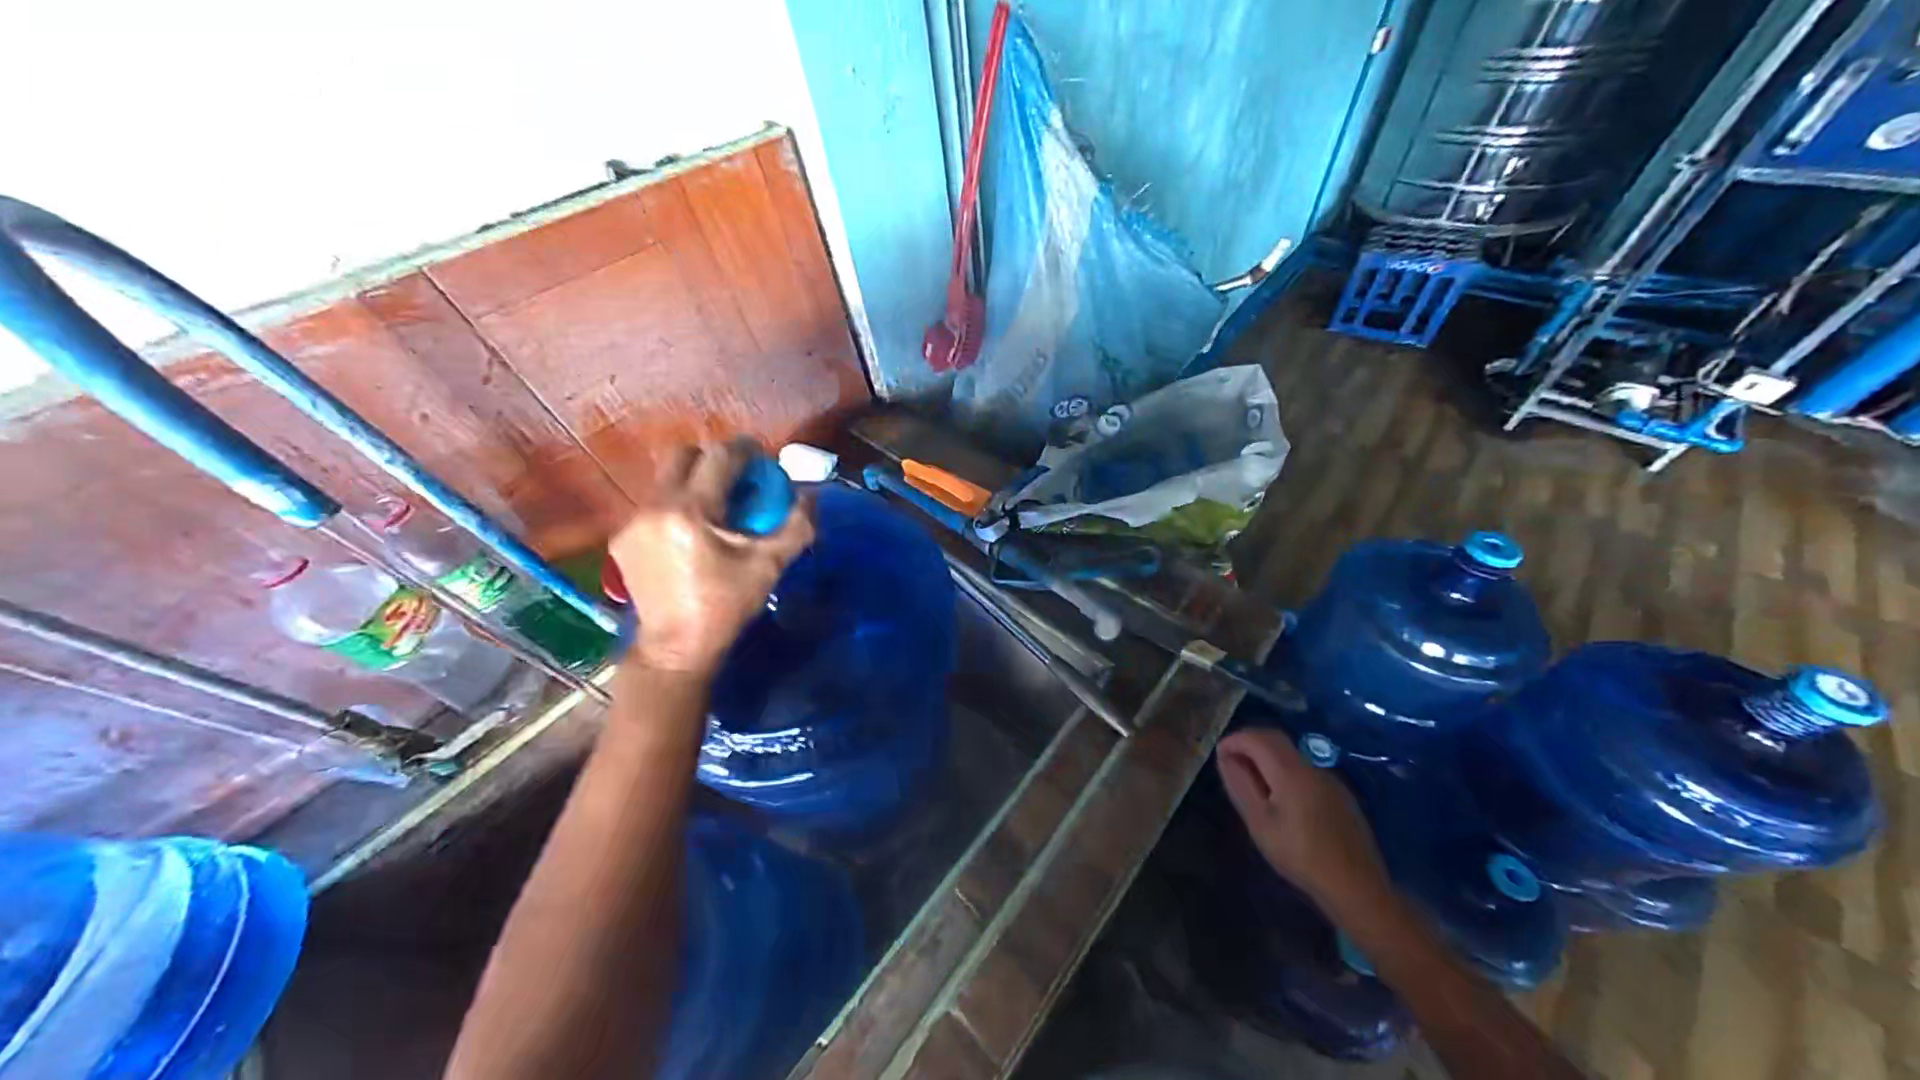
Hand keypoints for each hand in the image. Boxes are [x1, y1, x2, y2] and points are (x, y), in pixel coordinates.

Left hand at [608, 441, 813, 677]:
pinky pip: (653, 506)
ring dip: (693, 484)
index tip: (760, 457)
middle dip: (712, 459)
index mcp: (691, 511)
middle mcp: (655, 506)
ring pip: (666, 481)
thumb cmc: (725, 607)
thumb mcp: (769, 567)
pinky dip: (676, 508)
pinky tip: (691, 533)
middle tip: (735, 479)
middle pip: (682, 456)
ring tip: (715, 508)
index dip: (744, 450)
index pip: (719, 457)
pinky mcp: (622, 539)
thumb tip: (810, 496)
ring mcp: (632, 522)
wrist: (676, 647)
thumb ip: (795, 526)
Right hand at [1216, 728, 1392, 913]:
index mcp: (1291, 771)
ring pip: (1292, 755)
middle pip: (1276, 740)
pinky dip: (1286, 772)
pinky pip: (1306, 772)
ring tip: (1253, 785)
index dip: (1235, 740)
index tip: (1219, 755)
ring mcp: (1330, 780)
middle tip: (1231, 764)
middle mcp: (1312, 767)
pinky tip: (1283, 801)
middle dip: (1250, 744)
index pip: (1258, 737)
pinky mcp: (1341, 796)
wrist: (1357, 887)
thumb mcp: (1259, 822)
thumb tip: (1226, 757)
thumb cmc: (1299, 855)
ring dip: (1268, 758)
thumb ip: (1240, 784)